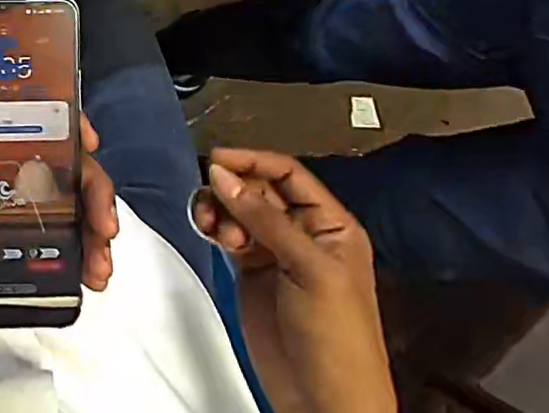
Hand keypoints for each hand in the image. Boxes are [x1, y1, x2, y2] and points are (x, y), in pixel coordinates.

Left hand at [0, 51, 119, 349]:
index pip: (20, 110)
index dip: (61, 113)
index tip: (85, 133)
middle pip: (58, 156)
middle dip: (91, 178)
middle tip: (102, 213)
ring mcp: (4, 206)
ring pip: (66, 198)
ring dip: (94, 218)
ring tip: (101, 255)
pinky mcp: (11, 247)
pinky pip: (56, 241)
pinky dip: (81, 252)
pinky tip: (92, 273)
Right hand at [192, 149, 393, 412]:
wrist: (324, 405)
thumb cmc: (339, 342)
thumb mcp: (309, 270)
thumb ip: (264, 218)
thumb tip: (223, 174)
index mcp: (330, 225)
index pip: (287, 174)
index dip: (253, 161)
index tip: (218, 159)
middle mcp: (302, 231)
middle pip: (257, 187)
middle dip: (232, 188)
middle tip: (212, 195)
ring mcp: (274, 249)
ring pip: (238, 207)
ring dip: (219, 207)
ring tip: (212, 224)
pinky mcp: (250, 267)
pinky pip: (227, 230)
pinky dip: (214, 225)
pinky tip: (209, 230)